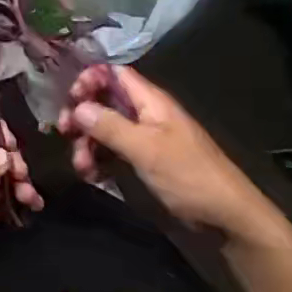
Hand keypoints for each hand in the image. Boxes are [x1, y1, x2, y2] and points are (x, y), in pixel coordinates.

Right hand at [57, 64, 291, 249]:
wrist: (227, 218)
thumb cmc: (189, 175)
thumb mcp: (146, 149)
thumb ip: (110, 125)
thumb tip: (77, 106)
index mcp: (150, 101)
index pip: (113, 73)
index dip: (89, 79)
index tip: (71, 98)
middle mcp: (145, 113)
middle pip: (104, 101)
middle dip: (82, 114)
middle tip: (63, 132)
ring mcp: (144, 138)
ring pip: (105, 128)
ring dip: (87, 142)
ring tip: (81, 166)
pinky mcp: (144, 161)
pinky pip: (113, 151)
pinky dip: (99, 159)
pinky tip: (91, 174)